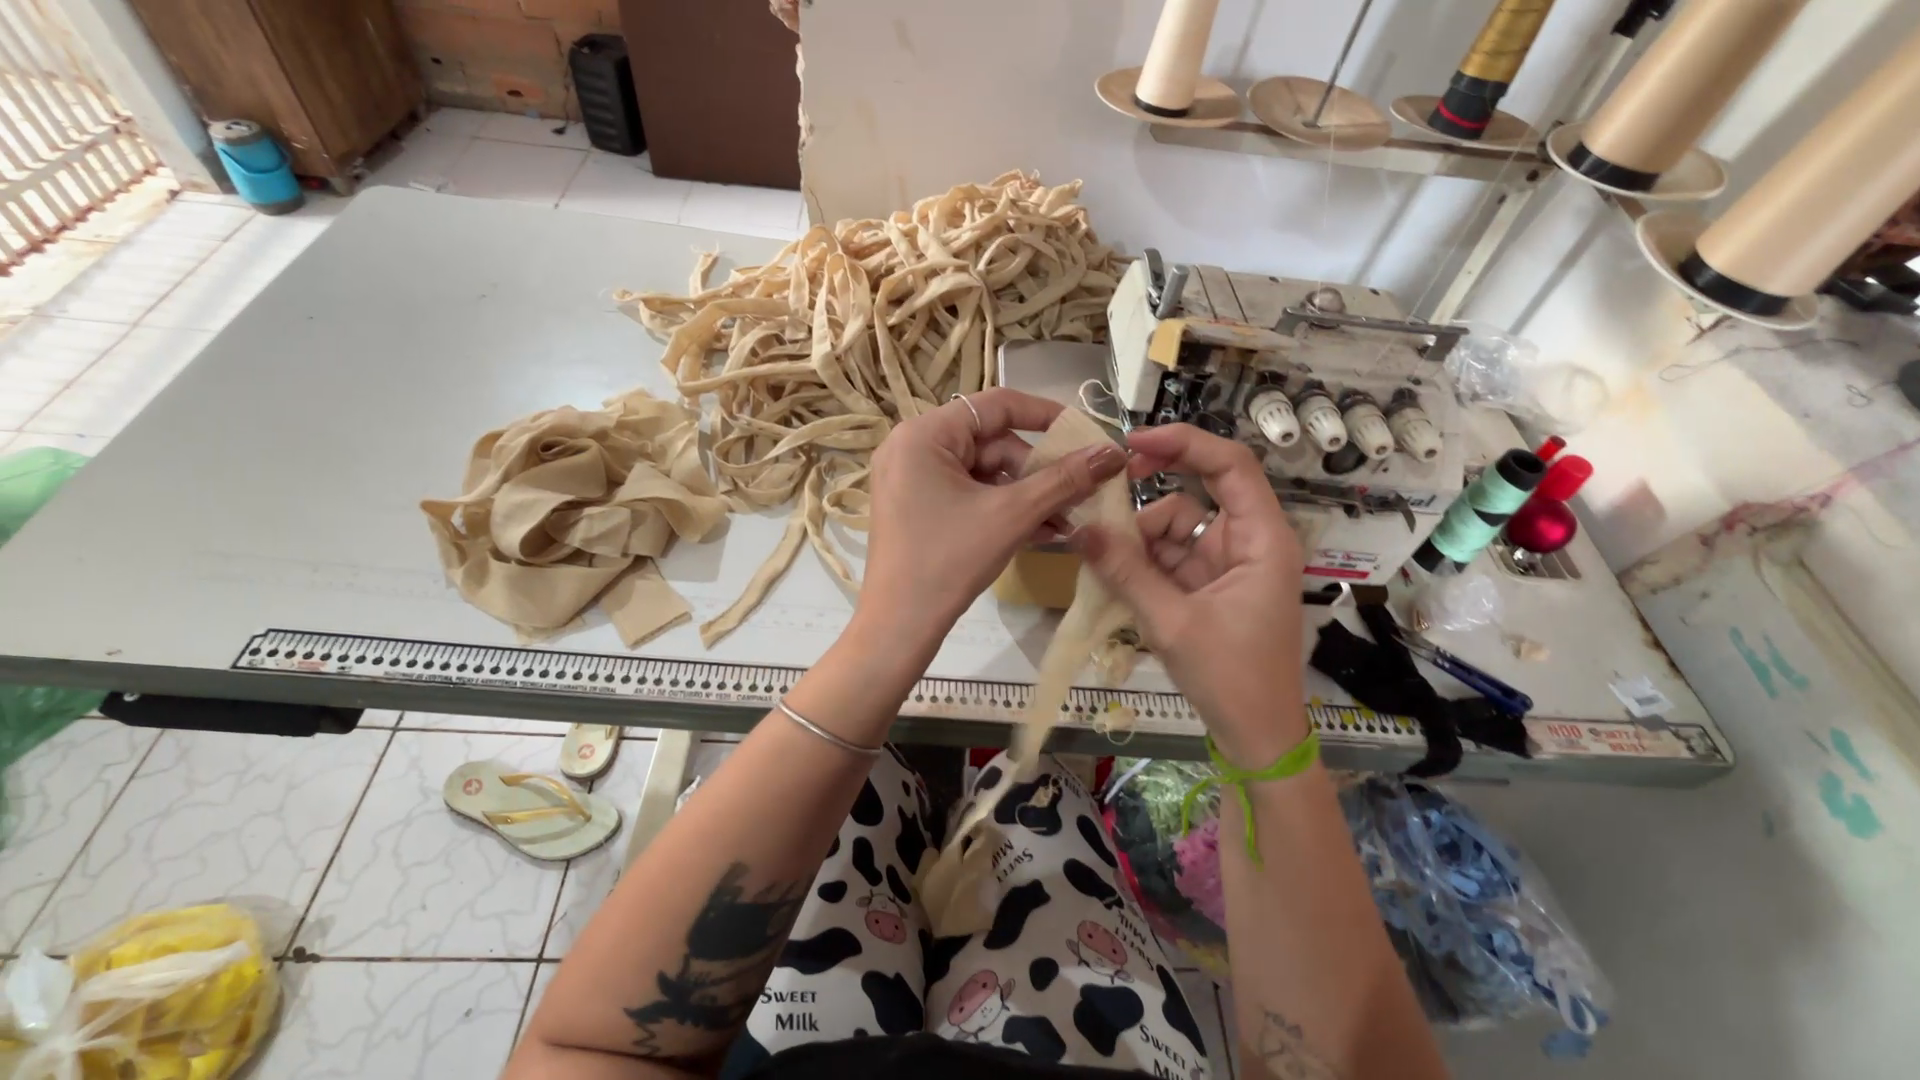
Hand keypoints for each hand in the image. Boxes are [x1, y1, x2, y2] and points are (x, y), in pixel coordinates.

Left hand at [857, 389, 1127, 652]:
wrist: (899, 626)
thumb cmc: (949, 561)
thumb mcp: (1011, 515)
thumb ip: (1064, 480)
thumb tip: (1113, 452)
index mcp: (924, 435)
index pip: (997, 406)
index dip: (1047, 416)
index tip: (1086, 434)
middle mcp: (912, 447)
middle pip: (992, 442)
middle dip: (1039, 471)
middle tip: (1080, 496)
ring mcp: (912, 478)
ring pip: (984, 472)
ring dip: (1027, 495)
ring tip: (1067, 521)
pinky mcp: (917, 506)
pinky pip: (969, 494)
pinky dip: (1002, 508)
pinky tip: (1043, 531)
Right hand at [1074, 424, 1306, 767]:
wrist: (1257, 736)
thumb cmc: (1231, 678)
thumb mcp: (1172, 622)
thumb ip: (1126, 572)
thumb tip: (1080, 529)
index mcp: (1261, 539)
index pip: (1230, 465)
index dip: (1183, 443)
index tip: (1132, 443)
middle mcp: (1249, 542)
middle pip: (1195, 494)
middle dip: (1149, 498)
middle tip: (1102, 499)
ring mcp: (1229, 565)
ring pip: (1176, 528)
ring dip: (1139, 541)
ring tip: (1103, 564)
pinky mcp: (1211, 587)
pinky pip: (1172, 558)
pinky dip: (1143, 564)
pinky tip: (1114, 578)